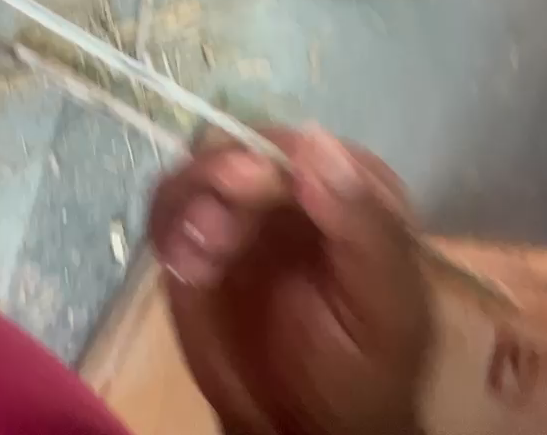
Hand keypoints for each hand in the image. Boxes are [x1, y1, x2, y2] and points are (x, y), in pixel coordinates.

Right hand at [149, 127, 431, 434]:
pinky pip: (163, 203)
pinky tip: (188, 268)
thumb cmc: (357, 373)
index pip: (308, 145)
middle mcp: (287, 188)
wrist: (290, 423)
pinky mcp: (188, 229)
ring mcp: (233, 207)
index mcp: (348, 193)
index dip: (276, 155)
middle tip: (215, 233)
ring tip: (200, 262)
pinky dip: (166, 228)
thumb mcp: (383, 309)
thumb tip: (316, 139)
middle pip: (237, 146)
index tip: (255, 183)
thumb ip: (363, 227)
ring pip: (192, 168)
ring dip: (187, 208)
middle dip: (218, 181)